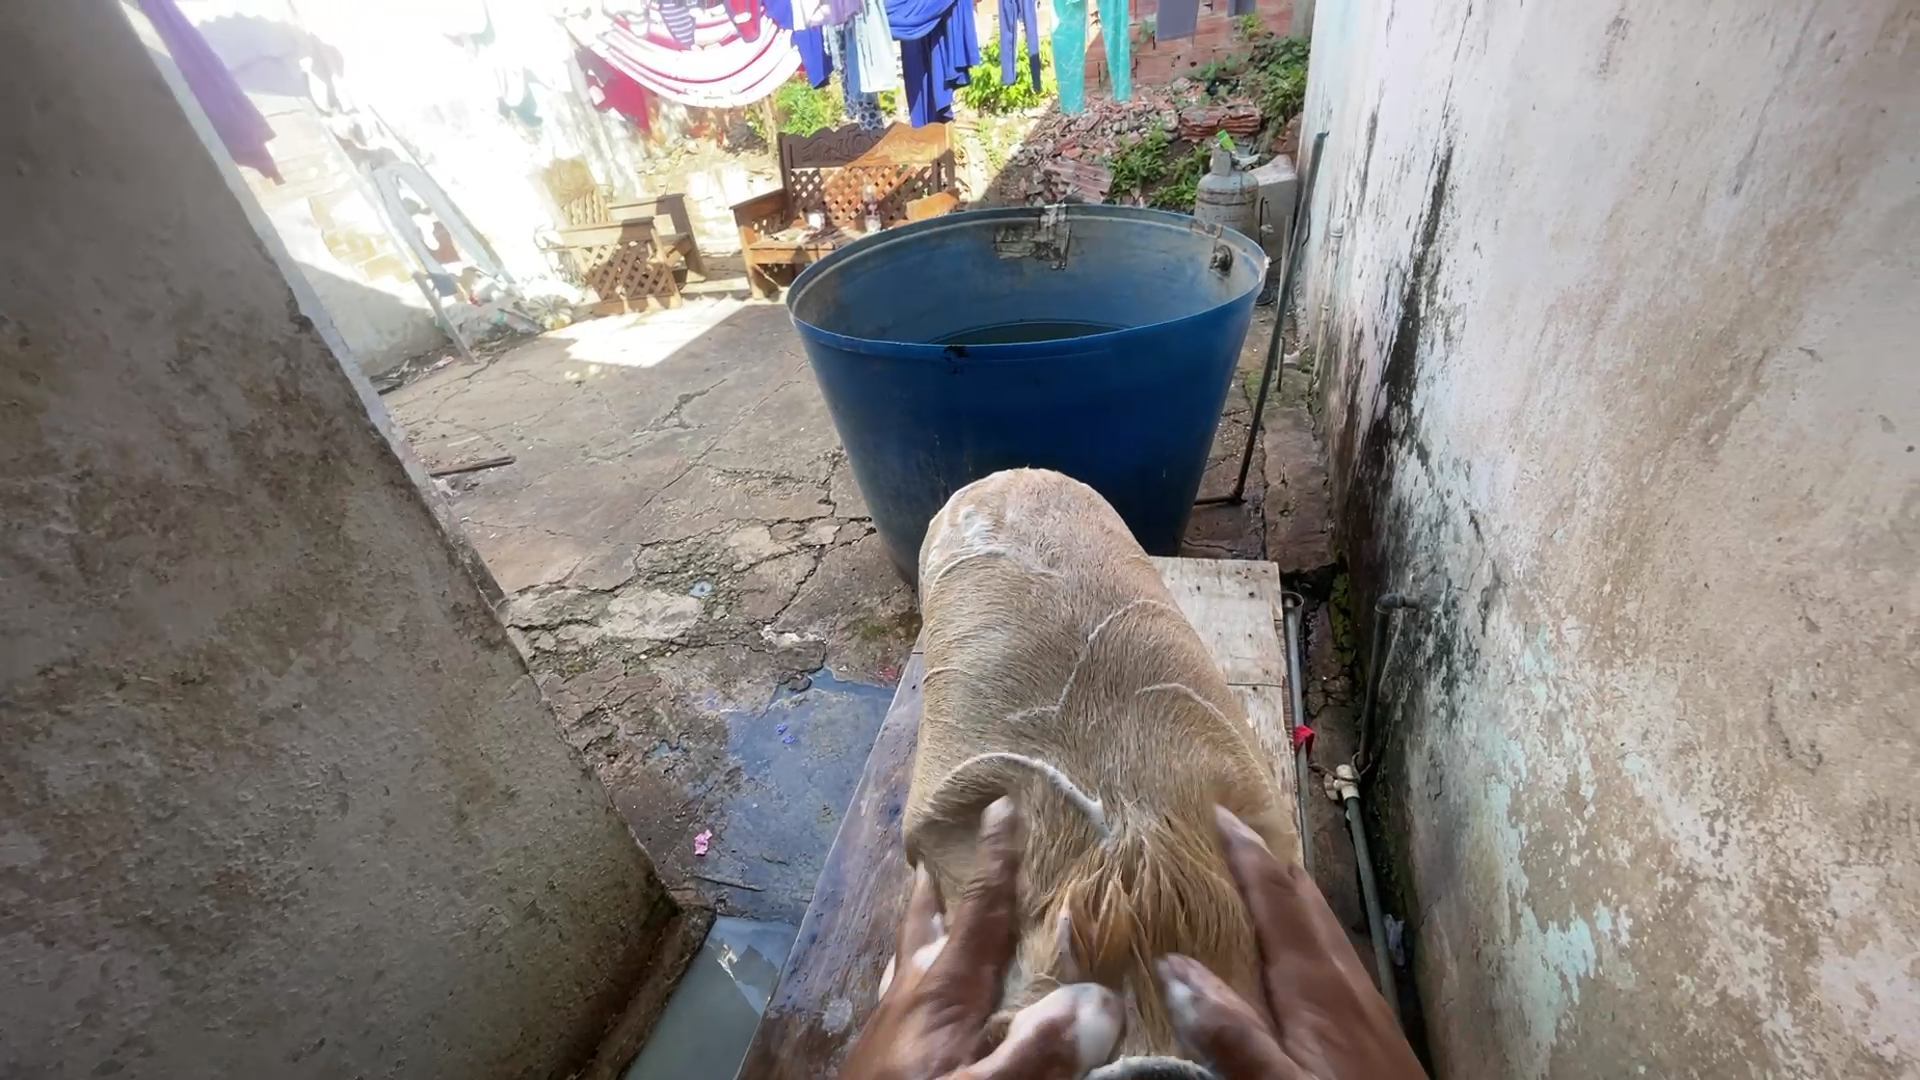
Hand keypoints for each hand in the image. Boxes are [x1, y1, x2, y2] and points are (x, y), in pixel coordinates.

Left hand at [839, 797, 1125, 1079]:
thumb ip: (1038, 1050)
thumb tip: (1101, 1001)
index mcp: (946, 986)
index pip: (980, 908)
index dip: (996, 858)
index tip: (1002, 807)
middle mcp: (916, 987)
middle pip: (926, 917)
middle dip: (936, 880)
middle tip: (939, 844)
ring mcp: (894, 1014)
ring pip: (909, 947)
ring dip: (923, 916)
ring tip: (931, 897)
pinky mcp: (884, 1041)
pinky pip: (901, 981)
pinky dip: (912, 960)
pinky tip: (914, 980)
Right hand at [1153, 806, 1424, 1078]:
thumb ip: (1232, 1034)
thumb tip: (1174, 964)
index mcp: (1314, 984)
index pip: (1275, 895)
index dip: (1245, 850)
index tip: (1218, 810)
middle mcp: (1343, 981)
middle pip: (1305, 900)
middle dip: (1268, 862)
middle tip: (1231, 836)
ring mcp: (1366, 1005)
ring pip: (1324, 925)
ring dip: (1288, 893)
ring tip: (1260, 880)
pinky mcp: (1377, 1032)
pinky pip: (1334, 952)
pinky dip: (1306, 926)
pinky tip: (1298, 956)